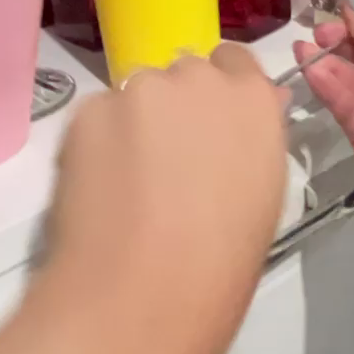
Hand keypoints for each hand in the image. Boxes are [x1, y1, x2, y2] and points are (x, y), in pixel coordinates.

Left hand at [44, 44, 287, 331]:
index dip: (218, 92)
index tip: (208, 126)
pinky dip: (97, 142)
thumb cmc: (222, 259)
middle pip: (183, 75)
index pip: (234, 62)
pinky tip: (99, 189)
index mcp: (252, 99)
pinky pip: (97, 115)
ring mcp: (140, 89)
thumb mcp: (264, 192)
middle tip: (167, 161)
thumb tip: (238, 125)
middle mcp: (199, 78)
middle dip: (176, 107)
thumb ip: (251, 141)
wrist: (144, 291)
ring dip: (135, 123)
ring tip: (127, 182)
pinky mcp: (89, 109)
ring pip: (137, 94)